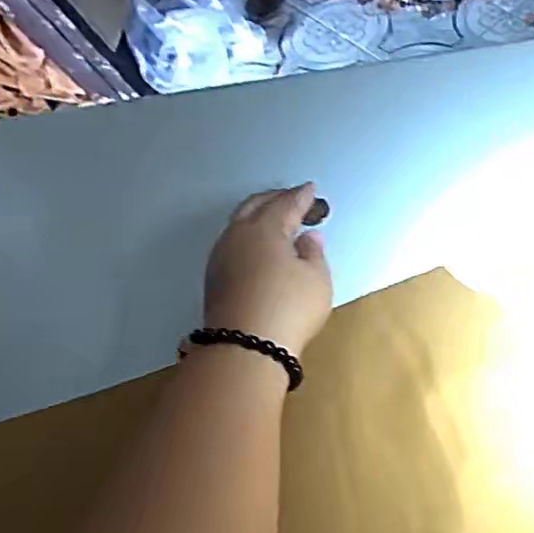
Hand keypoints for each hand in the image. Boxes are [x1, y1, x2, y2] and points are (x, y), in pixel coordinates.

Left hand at [204, 184, 333, 351]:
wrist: (247, 343)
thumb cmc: (290, 306)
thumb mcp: (317, 280)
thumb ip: (314, 253)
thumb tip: (308, 237)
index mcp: (265, 229)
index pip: (285, 205)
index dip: (301, 197)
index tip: (310, 190)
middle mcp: (237, 235)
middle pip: (254, 207)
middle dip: (274, 199)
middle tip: (291, 197)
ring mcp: (222, 255)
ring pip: (239, 224)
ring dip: (258, 217)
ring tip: (275, 220)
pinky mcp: (216, 276)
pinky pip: (234, 244)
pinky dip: (250, 237)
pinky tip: (260, 248)